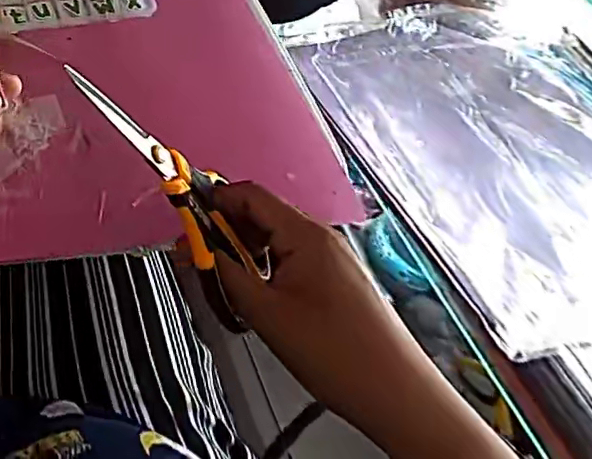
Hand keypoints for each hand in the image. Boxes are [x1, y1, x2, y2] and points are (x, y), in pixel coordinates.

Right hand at [211, 184, 399, 412]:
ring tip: (231, 278)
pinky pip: (294, 254)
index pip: (249, 194)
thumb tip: (198, 247)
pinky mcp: (340, 276)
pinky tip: (262, 292)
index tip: (189, 218)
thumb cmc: (336, 354)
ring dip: (248, 249)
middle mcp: (320, 235)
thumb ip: (226, 272)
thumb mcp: (266, 314)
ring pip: (277, 235)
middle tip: (202, 254)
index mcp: (304, 234)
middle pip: (262, 212)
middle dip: (227, 228)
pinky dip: (269, 263)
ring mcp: (334, 255)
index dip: (215, 200)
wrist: (402, 398)